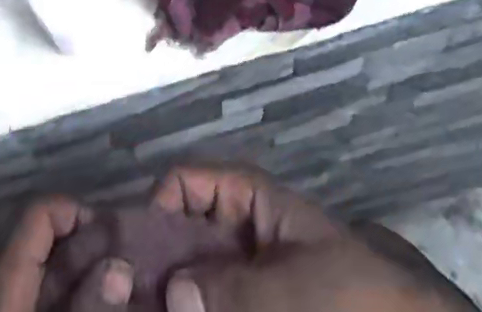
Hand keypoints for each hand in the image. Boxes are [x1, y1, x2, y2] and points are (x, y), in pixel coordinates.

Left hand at [0, 196, 135, 311]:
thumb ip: (91, 309)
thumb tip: (121, 266)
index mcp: (1, 274)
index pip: (40, 211)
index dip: (78, 216)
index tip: (115, 244)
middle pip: (38, 234)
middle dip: (81, 243)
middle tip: (120, 268)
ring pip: (34, 262)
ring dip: (72, 269)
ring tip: (110, 290)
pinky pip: (25, 287)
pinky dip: (56, 292)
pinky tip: (83, 306)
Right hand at [151, 167, 478, 311]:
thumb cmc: (353, 296)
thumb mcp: (292, 288)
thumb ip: (230, 288)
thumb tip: (171, 292)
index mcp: (249, 199)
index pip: (186, 182)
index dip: (156, 208)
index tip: (134, 256)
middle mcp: (238, 230)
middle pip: (181, 232)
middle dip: (155, 262)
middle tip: (129, 298)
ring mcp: (245, 272)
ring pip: (193, 276)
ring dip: (173, 297)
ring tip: (145, 310)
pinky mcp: (252, 302)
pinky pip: (214, 302)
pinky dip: (198, 309)